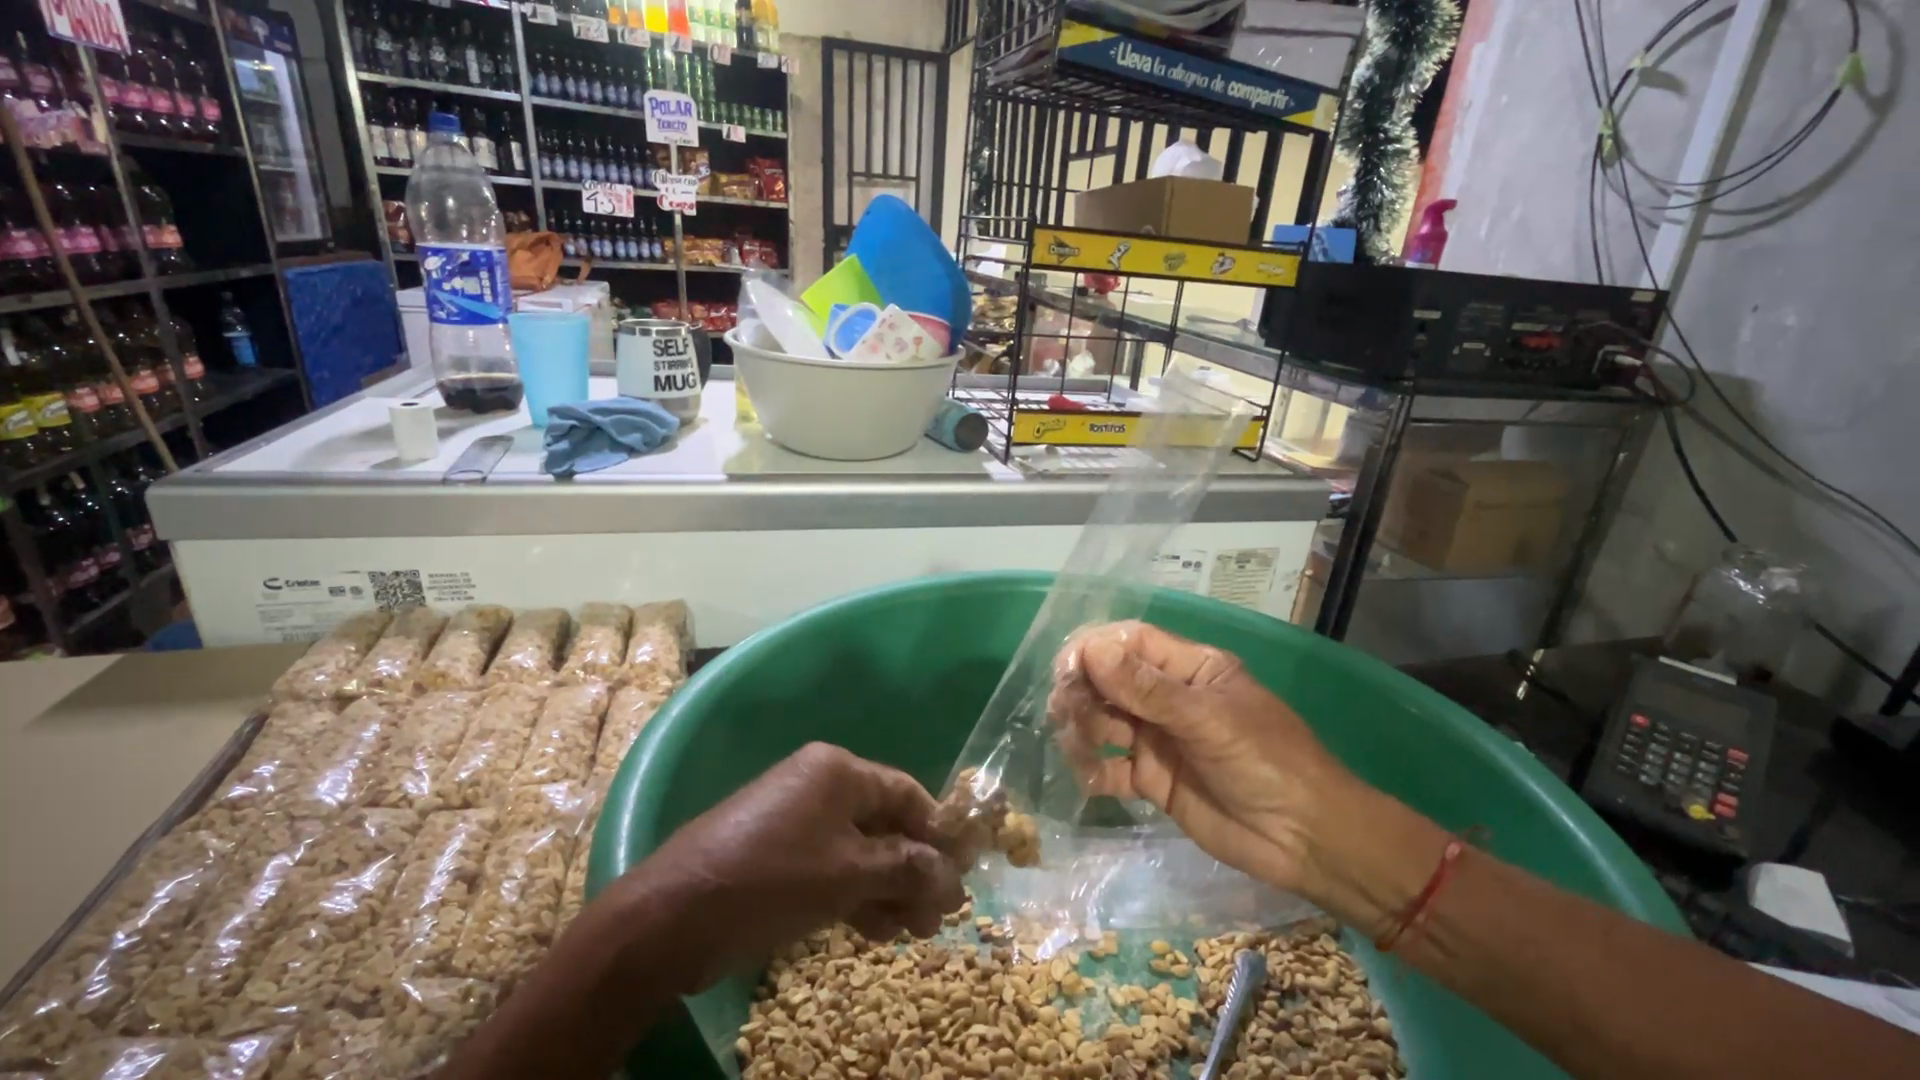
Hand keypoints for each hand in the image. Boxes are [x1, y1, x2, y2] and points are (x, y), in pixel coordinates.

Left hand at [606, 742, 964, 992]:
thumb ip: (908, 870)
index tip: (963, 873)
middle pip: (885, 824)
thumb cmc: (771, 880)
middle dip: (914, 870)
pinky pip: (832, 868)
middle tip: (937, 917)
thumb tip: (956, 877)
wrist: (673, 917)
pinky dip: (857, 894)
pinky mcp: (778, 855)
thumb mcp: (849, 875)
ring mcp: (795, 821)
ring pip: (860, 851)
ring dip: (889, 889)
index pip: (908, 793)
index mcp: (837, 771)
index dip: (939, 833)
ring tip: (910, 932)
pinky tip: (876, 931)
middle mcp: (818, 786)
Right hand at [1051, 621, 1358, 893]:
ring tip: (1076, 745)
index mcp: (1191, 670)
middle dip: (1083, 690)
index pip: (1133, 643)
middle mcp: (1170, 699)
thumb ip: (1149, 690)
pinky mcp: (1153, 781)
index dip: (1096, 649)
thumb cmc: (1268, 762)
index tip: (1066, 669)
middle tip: (1064, 712)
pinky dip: (1095, 771)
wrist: (1305, 838)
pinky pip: (1112, 768)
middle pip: (1111, 681)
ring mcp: (1159, 740)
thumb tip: (1093, 652)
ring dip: (1083, 728)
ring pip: (1105, 721)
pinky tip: (1090, 779)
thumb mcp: (1209, 720)